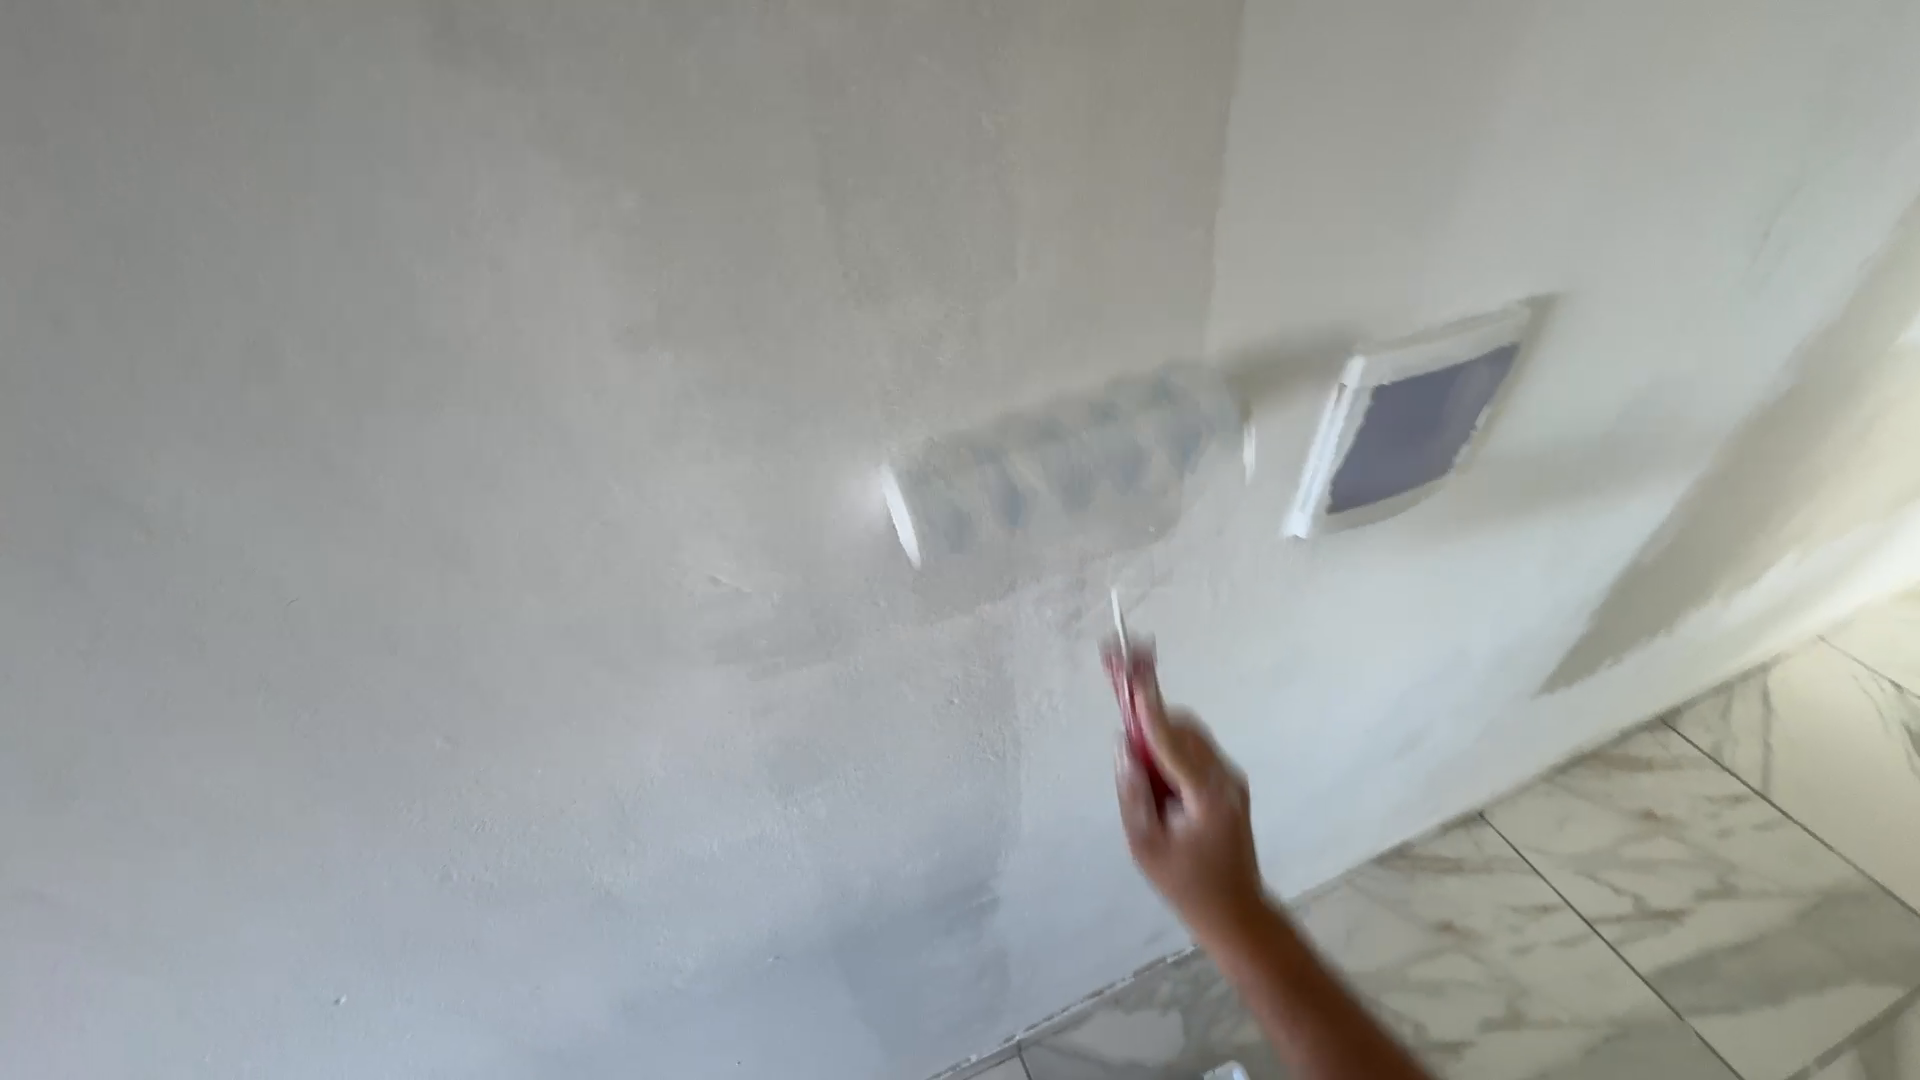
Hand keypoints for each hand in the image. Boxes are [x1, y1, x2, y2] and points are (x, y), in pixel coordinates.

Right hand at [1115, 697, 1264, 943]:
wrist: (1234, 911)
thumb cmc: (1185, 884)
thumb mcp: (1145, 844)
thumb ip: (1133, 791)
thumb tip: (1124, 746)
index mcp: (1205, 793)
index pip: (1168, 737)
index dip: (1146, 703)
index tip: (1132, 669)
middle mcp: (1223, 777)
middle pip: (1181, 728)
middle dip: (1149, 719)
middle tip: (1123, 726)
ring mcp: (1230, 779)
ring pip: (1188, 736)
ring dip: (1159, 737)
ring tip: (1142, 775)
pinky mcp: (1228, 784)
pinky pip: (1194, 752)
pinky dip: (1170, 751)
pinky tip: (1158, 784)